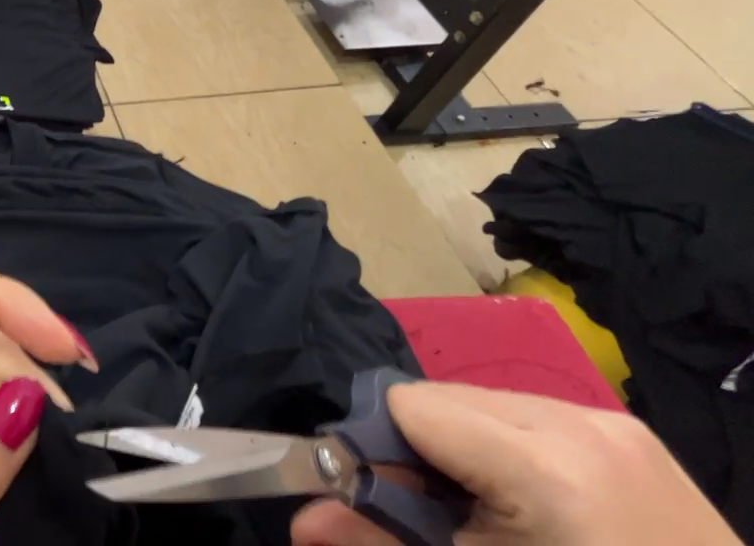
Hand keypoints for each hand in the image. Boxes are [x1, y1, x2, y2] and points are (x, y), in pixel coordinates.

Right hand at [291, 382, 741, 545]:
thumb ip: (379, 539)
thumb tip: (300, 521)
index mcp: (540, 466)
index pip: (404, 405)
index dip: (381, 450)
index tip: (390, 501)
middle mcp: (573, 422)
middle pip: (437, 398)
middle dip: (419, 449)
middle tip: (443, 516)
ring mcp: (608, 422)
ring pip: (475, 401)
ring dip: (459, 445)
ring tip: (493, 511)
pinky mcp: (628, 431)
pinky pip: (525, 412)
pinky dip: (504, 446)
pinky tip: (534, 500)